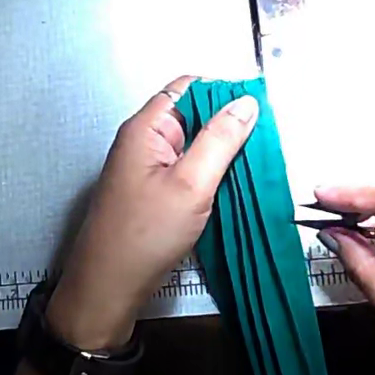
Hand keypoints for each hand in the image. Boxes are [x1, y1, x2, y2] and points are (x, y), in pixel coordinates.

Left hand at [47, 76, 257, 350]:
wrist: (111, 286)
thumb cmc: (143, 236)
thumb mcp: (191, 183)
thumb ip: (220, 139)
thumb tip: (246, 103)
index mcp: (146, 129)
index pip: (188, 88)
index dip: (223, 90)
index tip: (257, 106)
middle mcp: (145, 143)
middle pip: (193, 116)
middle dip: (228, 124)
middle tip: (263, 140)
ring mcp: (150, 169)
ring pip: (195, 146)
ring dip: (223, 152)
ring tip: (254, 163)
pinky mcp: (157, 193)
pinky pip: (190, 171)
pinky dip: (212, 174)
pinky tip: (234, 185)